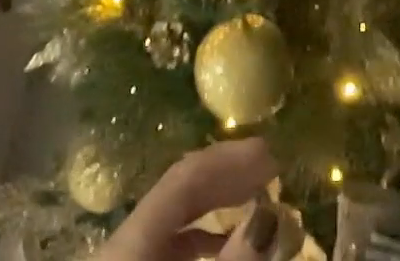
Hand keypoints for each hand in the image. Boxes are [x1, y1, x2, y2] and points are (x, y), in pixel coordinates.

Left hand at [96, 139, 281, 260]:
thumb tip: (272, 216)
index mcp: (131, 237)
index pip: (183, 177)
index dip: (228, 158)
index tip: (271, 149)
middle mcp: (126, 237)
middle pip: (179, 191)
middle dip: (228, 174)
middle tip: (273, 163)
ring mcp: (131, 253)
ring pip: (177, 216)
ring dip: (220, 202)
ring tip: (262, 192)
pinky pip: (173, 242)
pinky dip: (207, 233)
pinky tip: (236, 237)